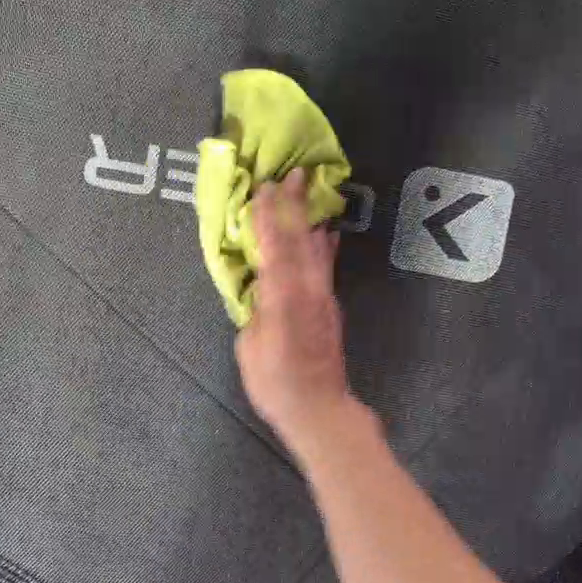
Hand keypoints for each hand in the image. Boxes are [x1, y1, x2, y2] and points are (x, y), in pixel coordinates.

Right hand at [236, 168, 355, 449]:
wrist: (320, 408)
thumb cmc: (276, 384)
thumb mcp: (251, 347)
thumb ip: (256, 312)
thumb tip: (260, 292)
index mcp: (282, 298)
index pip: (273, 248)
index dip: (267, 217)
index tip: (262, 188)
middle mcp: (307, 290)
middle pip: (300, 240)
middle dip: (295, 206)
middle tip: (293, 174)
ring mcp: (323, 298)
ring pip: (317, 250)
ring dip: (311, 220)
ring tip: (310, 193)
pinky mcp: (330, 308)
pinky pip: (325, 267)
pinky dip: (324, 246)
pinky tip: (327, 234)